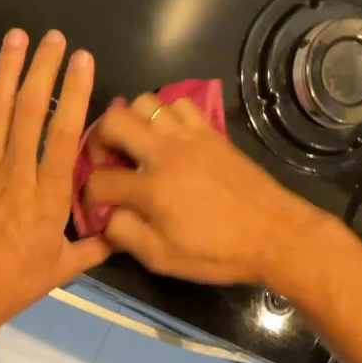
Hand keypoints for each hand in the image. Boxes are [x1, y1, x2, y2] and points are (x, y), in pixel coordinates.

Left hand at [0, 29, 109, 330]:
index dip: (75, 93)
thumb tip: (123, 229)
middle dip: (42, 69)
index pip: (65, 133)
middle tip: (53, 38)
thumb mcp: (64, 268)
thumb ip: (96, 245)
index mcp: (49, 194)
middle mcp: (17, 172)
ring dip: (7, 70)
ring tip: (16, 38)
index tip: (83, 61)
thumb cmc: (16, 281)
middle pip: (30, 110)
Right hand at [83, 92, 326, 286]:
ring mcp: (190, 137)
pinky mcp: (211, 132)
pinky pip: (179, 104)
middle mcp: (166, 153)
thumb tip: (106, 216)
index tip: (94, 207)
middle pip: (113, 122)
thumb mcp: (163, 259)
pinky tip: (167, 138)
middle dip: (97, 141)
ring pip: (145, 103)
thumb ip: (126, 235)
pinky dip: (165, 115)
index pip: (98, 181)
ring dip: (131, 122)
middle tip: (105, 162)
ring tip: (135, 146)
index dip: (86, 196)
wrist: (274, 234)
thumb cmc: (217, 253)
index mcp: (152, 189)